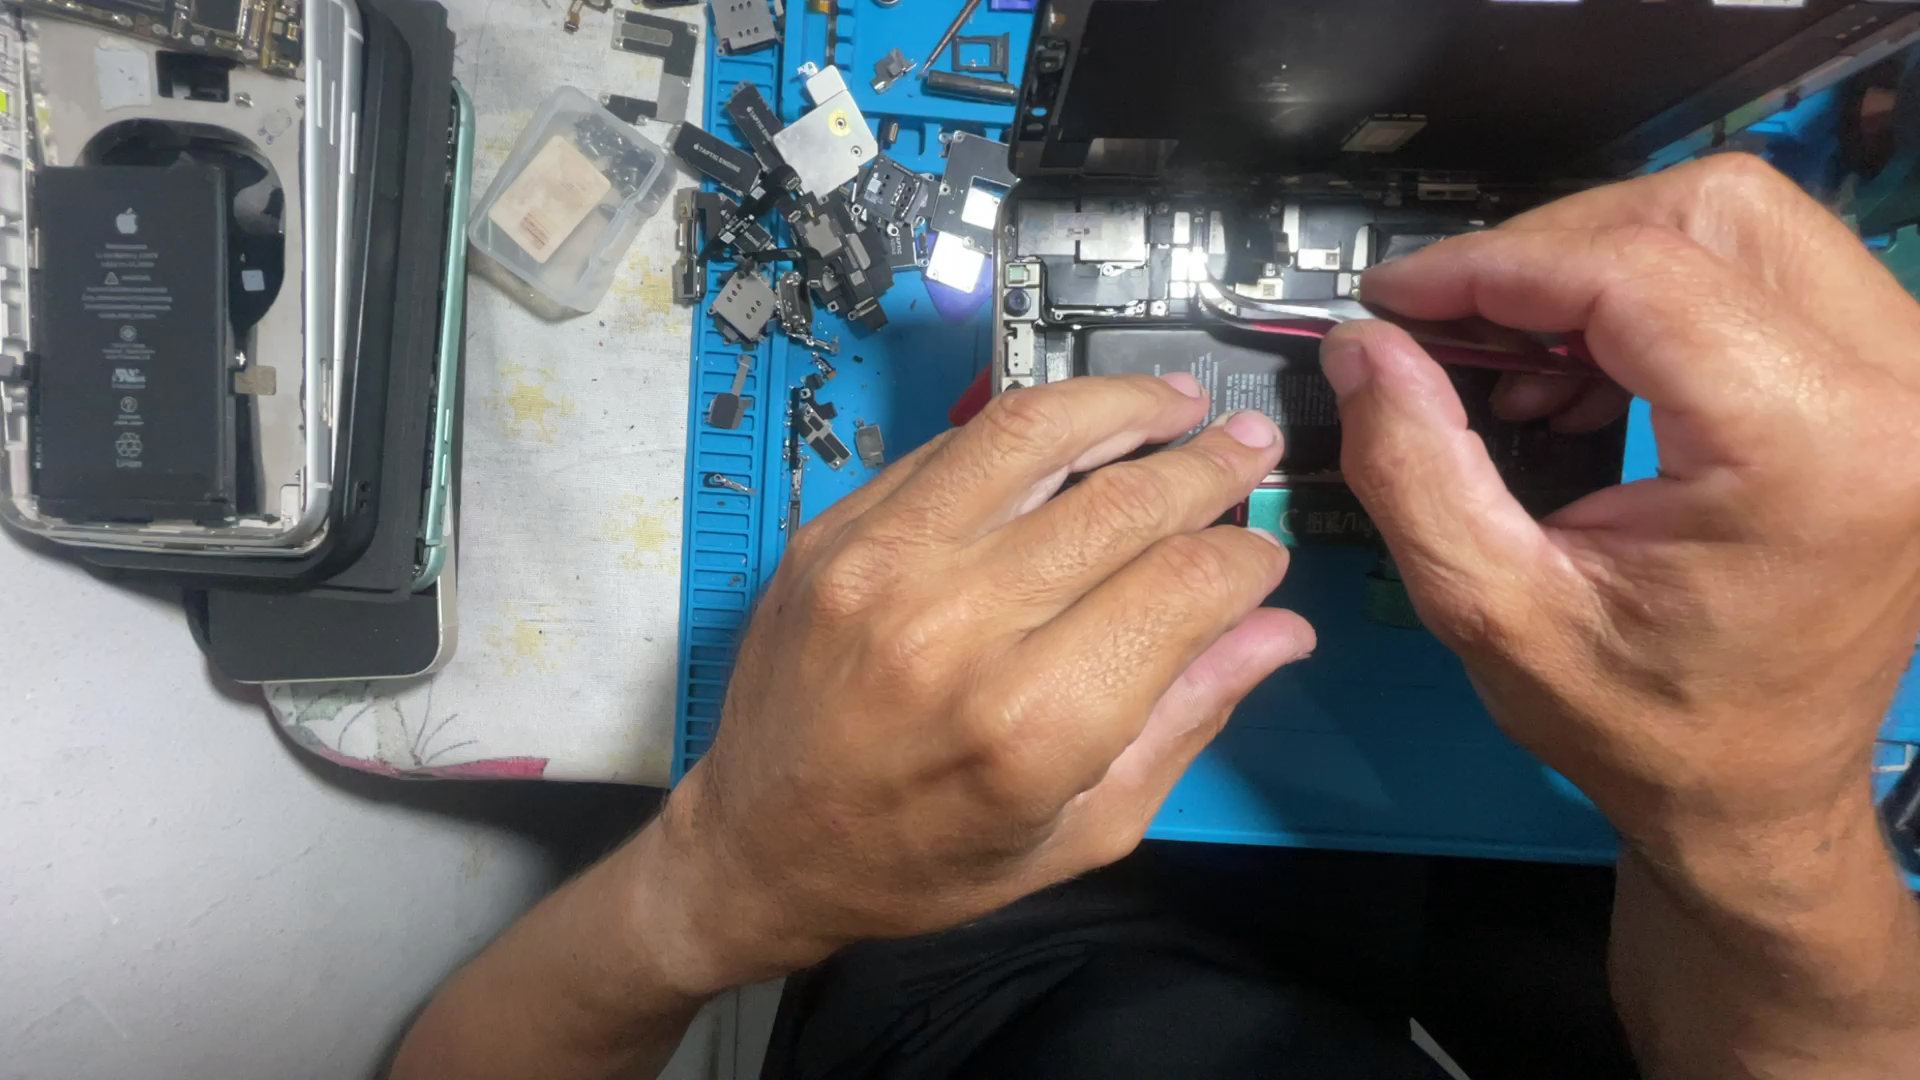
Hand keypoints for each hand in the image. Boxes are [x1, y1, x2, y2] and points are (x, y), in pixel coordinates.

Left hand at [650, 377, 1310, 988]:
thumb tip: (1277, 628)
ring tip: (1172, 399)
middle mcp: (953, 624)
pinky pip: (950, 451)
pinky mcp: (833, 531)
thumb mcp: (1077, 831)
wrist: (759, 842)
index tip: (1260, 551)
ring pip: (1028, 435)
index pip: (1180, 590)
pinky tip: (1068, 431)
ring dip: (1118, 404)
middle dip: (1206, 467)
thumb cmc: (924, 861)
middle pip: (1117, 504)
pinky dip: (1024, 431)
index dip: (1242, 558)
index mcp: (1030, 723)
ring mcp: (880, 561)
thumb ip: (1184, 720)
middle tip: (1250, 446)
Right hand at [1322, 153, 1919, 853]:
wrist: (1746, 781)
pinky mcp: (1881, 382)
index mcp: (1809, 451)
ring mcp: (1911, 376)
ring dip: (1579, 272)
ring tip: (1497, 361)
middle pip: (1708, 213)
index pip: (1638, 276)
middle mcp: (1903, 387)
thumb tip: (1360, 346)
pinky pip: (1744, 275)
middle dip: (1539, 252)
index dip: (1489, 266)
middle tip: (1439, 322)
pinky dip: (1625, 300)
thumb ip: (1409, 467)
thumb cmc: (1618, 712)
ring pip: (1731, 226)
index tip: (1387, 299)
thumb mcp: (1480, 603)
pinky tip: (1563, 380)